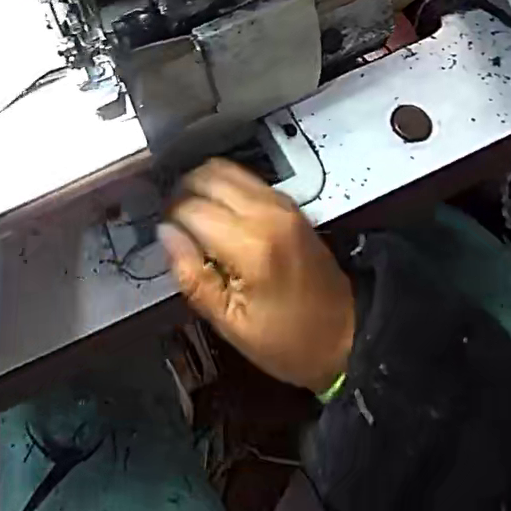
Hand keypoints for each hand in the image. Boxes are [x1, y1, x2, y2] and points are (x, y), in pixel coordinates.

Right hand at [159, 159, 355, 393]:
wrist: (346, 332)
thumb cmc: (289, 340)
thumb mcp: (230, 324)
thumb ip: (193, 276)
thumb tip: (166, 235)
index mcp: (251, 246)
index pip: (192, 209)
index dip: (170, 219)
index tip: (164, 235)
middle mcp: (267, 213)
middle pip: (208, 177)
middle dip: (183, 194)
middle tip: (174, 222)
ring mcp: (282, 204)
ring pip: (228, 170)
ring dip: (203, 184)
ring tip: (191, 215)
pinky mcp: (290, 203)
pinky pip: (248, 178)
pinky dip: (226, 186)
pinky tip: (217, 212)